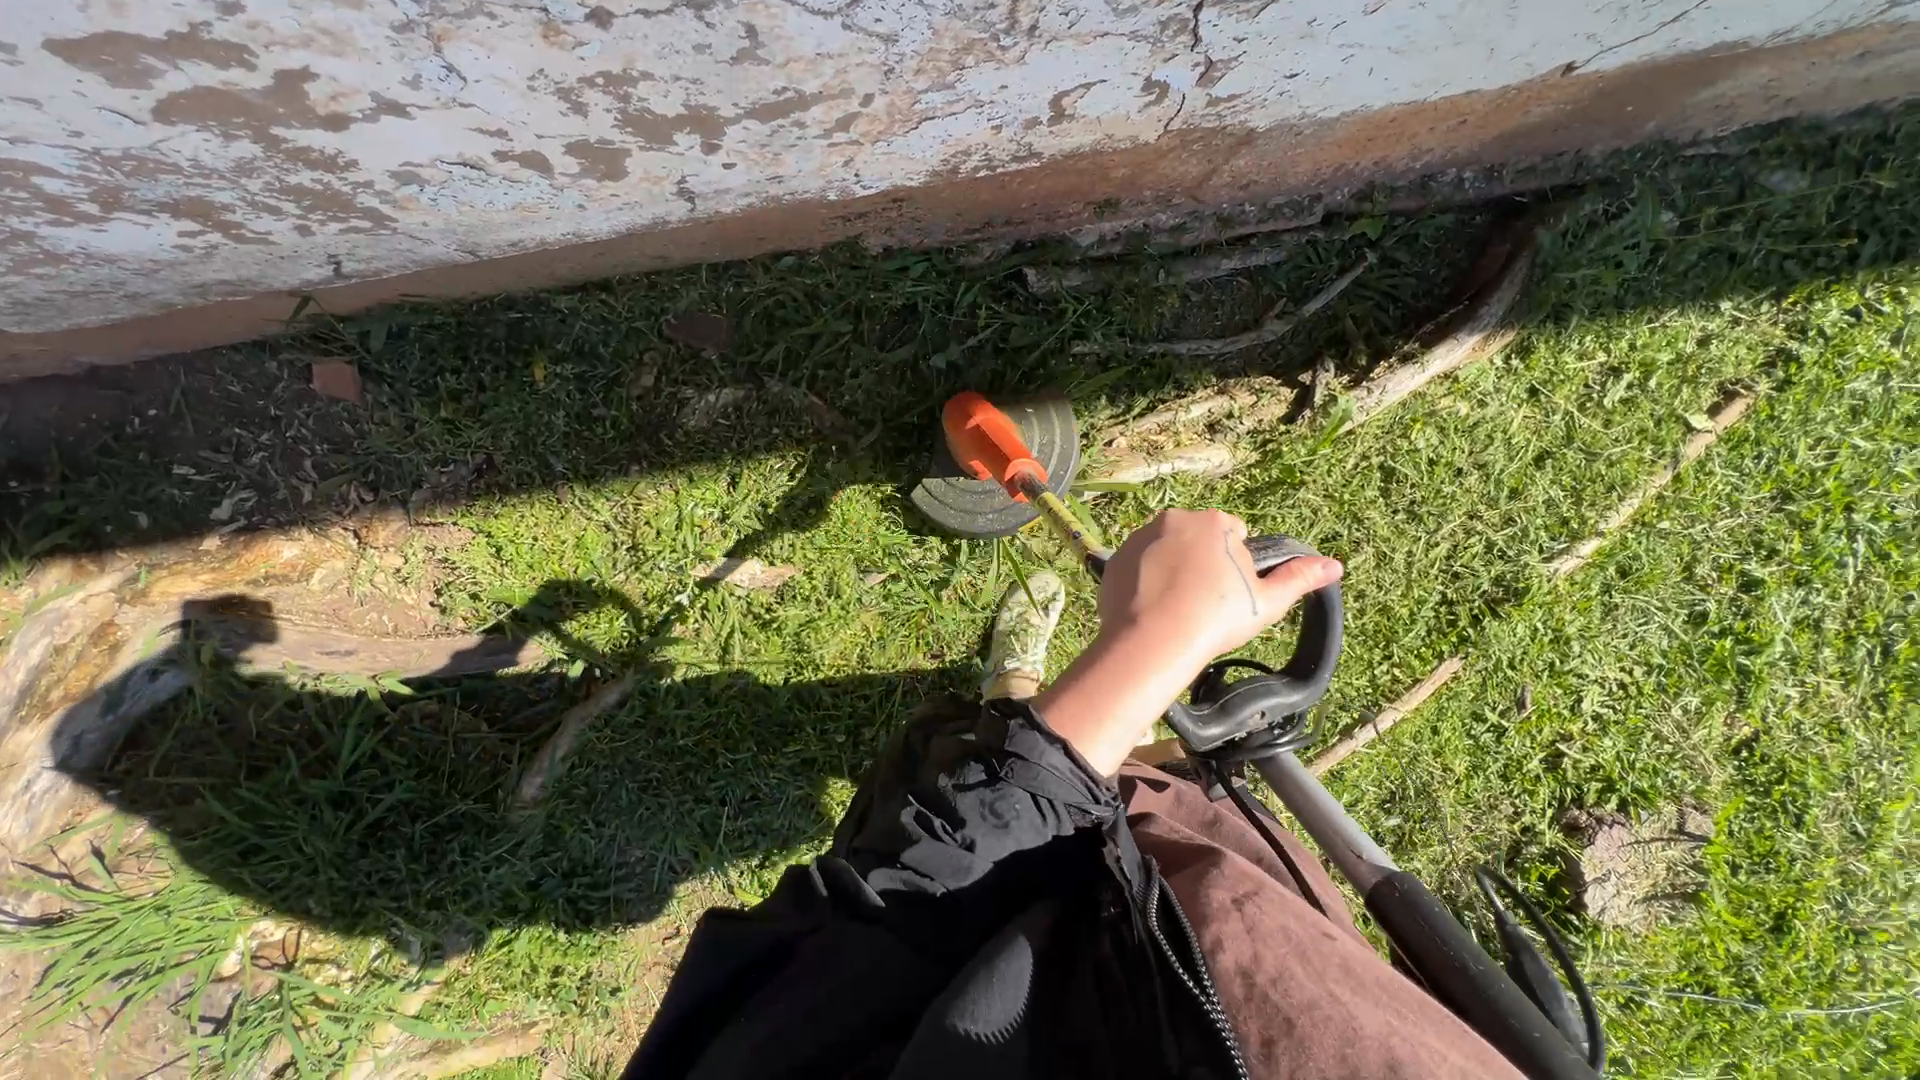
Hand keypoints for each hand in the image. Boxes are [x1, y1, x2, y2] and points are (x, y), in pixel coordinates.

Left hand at [1034, 509, 1342, 775]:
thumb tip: (1333, 565)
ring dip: (1171, 569)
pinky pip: (1136, 567)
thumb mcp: (1266, 602)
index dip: (1234, 563)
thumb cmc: (1215, 619)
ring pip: (1164, 550)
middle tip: (1203, 601)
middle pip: (1195, 538)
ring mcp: (1140, 537)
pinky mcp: (1115, 559)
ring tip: (1176, 607)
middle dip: (1202, 561)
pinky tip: (1151, 608)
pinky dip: (1143, 582)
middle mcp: (1174, 519)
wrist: (1154, 639)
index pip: (1232, 533)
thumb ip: (1299, 579)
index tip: (1229, 591)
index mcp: (1215, 522)